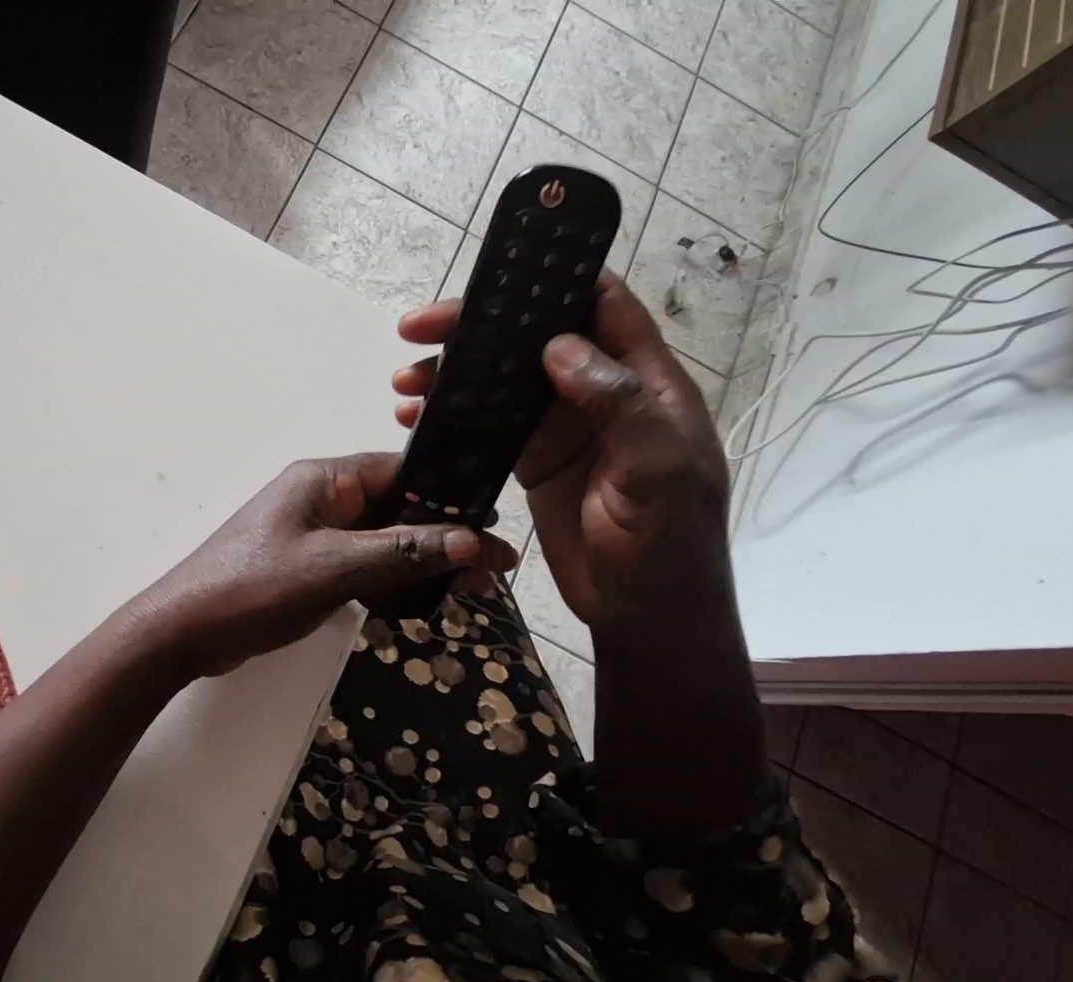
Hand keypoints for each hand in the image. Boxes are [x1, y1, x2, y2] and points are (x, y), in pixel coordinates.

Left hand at [132, 454, 518, 678]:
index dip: (449, 494)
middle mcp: (322, 499)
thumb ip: (402, 552)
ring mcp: (313, 536)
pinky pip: (361, 567)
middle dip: (444, 537)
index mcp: (324, 480)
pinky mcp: (307, 569)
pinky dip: (392, 582)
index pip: (402, 471)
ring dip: (422, 564)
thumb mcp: (333, 567)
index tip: (493, 523)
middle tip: (493, 571)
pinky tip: (424, 602)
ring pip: (382, 542)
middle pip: (397, 509)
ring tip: (472, 591)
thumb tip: (471, 539)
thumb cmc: (253, 588)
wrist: (183, 632)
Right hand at [391, 273, 731, 631]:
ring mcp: (561, 430)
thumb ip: (617, 402)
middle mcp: (599, 394)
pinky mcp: (531, 464)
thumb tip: (557, 345)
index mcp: (645, 383)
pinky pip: (486, 428)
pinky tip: (416, 422)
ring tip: (404, 383)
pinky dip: (451, 419)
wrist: (645, 614)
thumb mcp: (659, 471)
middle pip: (535, 339)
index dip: (553, 280)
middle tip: (416, 329)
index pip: (602, 308)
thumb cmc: (668, 544)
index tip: (494, 276)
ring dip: (454, 376)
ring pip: (502, 382)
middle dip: (477, 328)